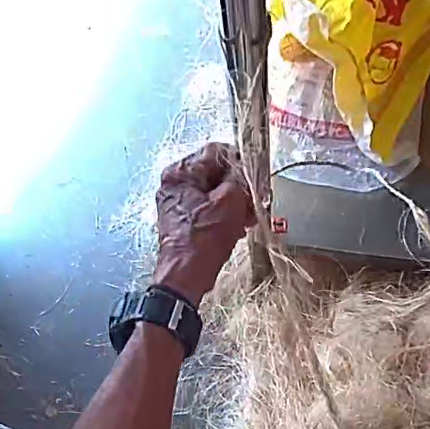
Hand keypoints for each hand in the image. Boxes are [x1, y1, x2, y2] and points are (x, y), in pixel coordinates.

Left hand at [153, 143, 252, 303]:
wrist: (185, 276)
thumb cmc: (204, 239)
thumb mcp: (230, 201)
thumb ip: (240, 176)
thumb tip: (246, 167)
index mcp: (180, 172)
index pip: (217, 152)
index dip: (240, 163)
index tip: (255, 178)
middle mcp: (174, 184)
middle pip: (215, 173)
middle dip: (238, 187)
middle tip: (254, 201)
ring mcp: (176, 203)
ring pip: (213, 192)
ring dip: (233, 203)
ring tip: (247, 218)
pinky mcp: (182, 219)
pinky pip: (207, 208)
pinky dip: (223, 215)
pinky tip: (236, 227)